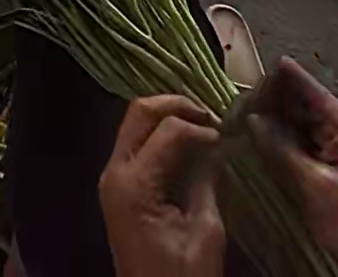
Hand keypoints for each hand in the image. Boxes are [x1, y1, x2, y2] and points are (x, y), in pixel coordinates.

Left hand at [99, 95, 224, 276]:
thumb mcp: (204, 232)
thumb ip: (207, 181)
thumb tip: (218, 145)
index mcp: (133, 184)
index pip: (168, 131)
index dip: (200, 128)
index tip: (225, 137)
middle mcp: (115, 170)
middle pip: (140, 112)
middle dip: (176, 105)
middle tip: (209, 116)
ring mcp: (112, 176)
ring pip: (135, 121)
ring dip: (167, 114)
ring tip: (201, 123)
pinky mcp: (118, 185)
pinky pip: (136, 141)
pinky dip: (160, 132)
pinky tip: (186, 139)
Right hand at [250, 59, 337, 276]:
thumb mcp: (320, 189)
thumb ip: (282, 150)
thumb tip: (249, 118)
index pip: (295, 79)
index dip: (265, 85)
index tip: (240, 105)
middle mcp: (335, 127)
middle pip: (290, 98)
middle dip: (261, 105)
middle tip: (232, 122)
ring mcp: (333, 148)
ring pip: (291, 122)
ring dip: (266, 125)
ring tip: (236, 135)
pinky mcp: (328, 170)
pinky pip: (295, 145)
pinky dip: (276, 145)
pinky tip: (255, 154)